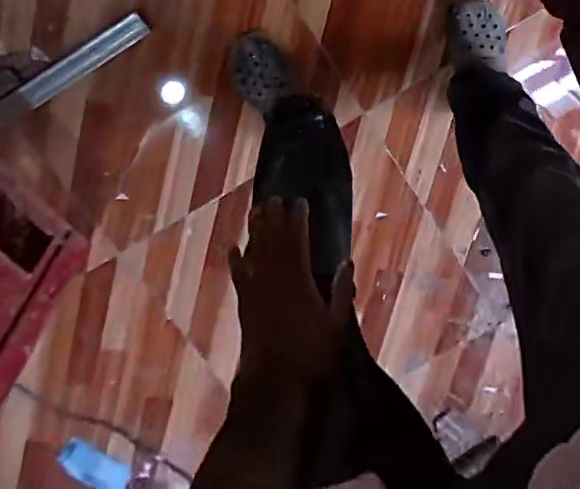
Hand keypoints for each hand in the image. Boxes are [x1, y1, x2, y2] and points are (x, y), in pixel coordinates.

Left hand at [228, 199, 353, 384]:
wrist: (276, 383)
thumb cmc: (312, 354)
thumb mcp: (337, 324)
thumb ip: (342, 291)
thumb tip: (346, 261)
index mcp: (297, 277)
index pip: (296, 238)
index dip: (298, 218)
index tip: (300, 201)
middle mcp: (273, 276)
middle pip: (272, 238)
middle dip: (274, 215)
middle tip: (275, 197)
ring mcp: (256, 289)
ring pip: (254, 251)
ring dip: (255, 229)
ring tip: (256, 210)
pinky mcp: (244, 304)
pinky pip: (238, 275)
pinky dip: (236, 260)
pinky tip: (233, 248)